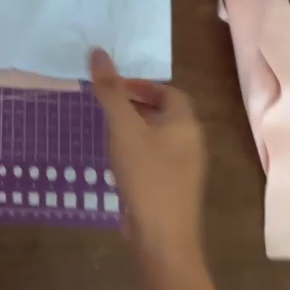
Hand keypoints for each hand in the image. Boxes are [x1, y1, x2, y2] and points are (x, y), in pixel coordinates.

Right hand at [89, 48, 207, 259]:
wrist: (162, 237)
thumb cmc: (146, 174)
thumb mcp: (123, 127)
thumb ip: (110, 90)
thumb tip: (98, 52)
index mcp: (185, 123)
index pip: (168, 91)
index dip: (141, 85)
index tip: (114, 89)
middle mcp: (191, 142)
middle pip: (163, 112)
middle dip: (134, 104)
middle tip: (105, 105)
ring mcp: (184, 167)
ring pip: (158, 135)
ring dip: (133, 127)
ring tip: (107, 130)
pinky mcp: (174, 187)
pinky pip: (155, 156)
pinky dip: (136, 149)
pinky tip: (117, 159)